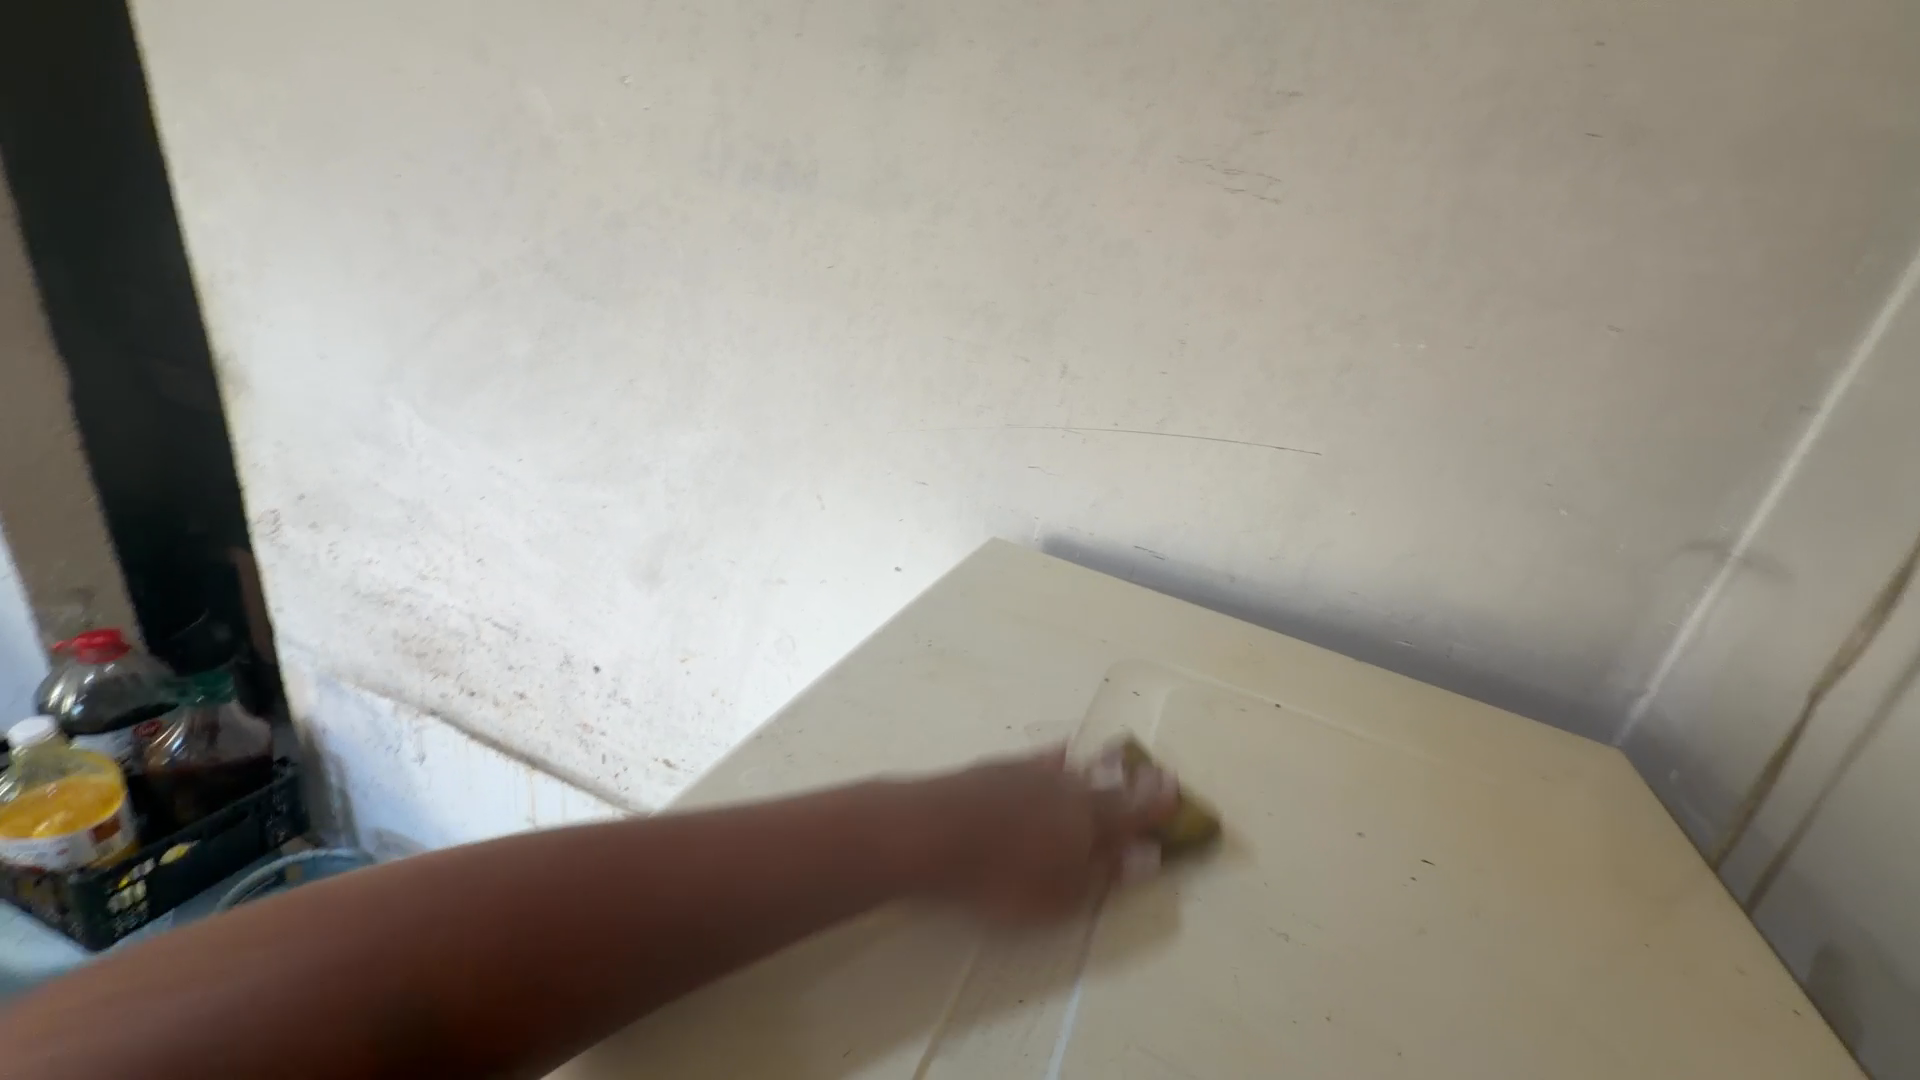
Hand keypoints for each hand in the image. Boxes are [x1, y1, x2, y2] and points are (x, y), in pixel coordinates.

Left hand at [909, 744, 1179, 921]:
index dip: (1158, 804)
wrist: (934, 831)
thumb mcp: (1061, 893)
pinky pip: (1040, 759)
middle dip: (1135, 782)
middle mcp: (1068, 789)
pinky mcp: (1000, 769)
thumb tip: (1147, 856)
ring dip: (1099, 767)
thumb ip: (1104, 873)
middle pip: (1110, 785)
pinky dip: (1055, 757)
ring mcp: (1032, 773)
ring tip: (1116, 759)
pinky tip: (1059, 752)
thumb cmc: (1002, 876)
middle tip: (1157, 771)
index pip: (1135, 811)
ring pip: (1076, 768)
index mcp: (1090, 822)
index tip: (1178, 789)